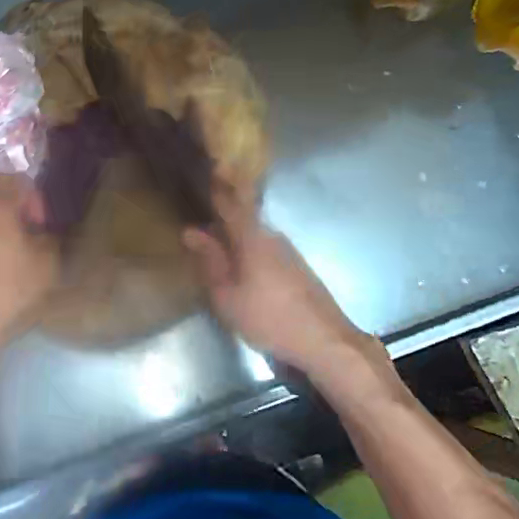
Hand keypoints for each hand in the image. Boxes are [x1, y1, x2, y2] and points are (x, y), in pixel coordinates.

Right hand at [182, 182, 373, 375]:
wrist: (327, 344)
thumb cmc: (269, 318)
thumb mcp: (226, 294)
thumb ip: (209, 260)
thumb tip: (190, 231)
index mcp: (252, 236)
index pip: (230, 202)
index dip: (215, 188)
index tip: (201, 175)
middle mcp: (272, 236)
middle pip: (242, 217)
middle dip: (220, 217)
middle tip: (197, 221)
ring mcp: (288, 252)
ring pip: (254, 235)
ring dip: (234, 238)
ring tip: (213, 249)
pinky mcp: (298, 269)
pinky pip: (265, 249)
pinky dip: (248, 252)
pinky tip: (240, 270)